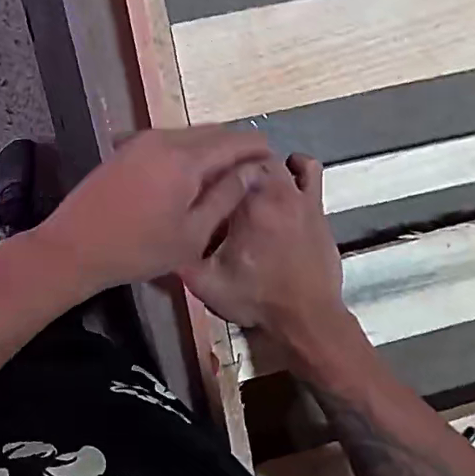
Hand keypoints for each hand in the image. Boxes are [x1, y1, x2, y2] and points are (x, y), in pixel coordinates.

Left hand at [31, 127, 272, 294]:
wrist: (73, 246)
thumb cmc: (137, 249)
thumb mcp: (192, 233)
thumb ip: (226, 197)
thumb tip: (254, 171)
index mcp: (184, 158)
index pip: (235, 140)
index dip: (259, 150)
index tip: (274, 166)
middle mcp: (162, 139)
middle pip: (212, 132)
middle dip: (236, 148)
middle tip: (251, 175)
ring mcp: (139, 141)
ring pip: (188, 135)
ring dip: (210, 150)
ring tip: (222, 180)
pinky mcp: (124, 150)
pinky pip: (166, 142)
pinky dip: (185, 153)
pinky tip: (188, 180)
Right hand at [180, 154, 365, 364]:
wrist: (306, 320)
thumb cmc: (255, 300)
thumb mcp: (205, 283)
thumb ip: (179, 257)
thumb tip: (156, 237)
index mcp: (247, 206)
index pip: (225, 164)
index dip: (208, 165)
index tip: (195, 175)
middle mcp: (276, 193)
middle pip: (251, 155)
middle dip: (232, 162)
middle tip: (216, 177)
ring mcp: (301, 198)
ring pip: (279, 159)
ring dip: (261, 163)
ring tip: (245, 177)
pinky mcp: (318, 208)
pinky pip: (309, 171)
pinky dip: (295, 167)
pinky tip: (283, 180)